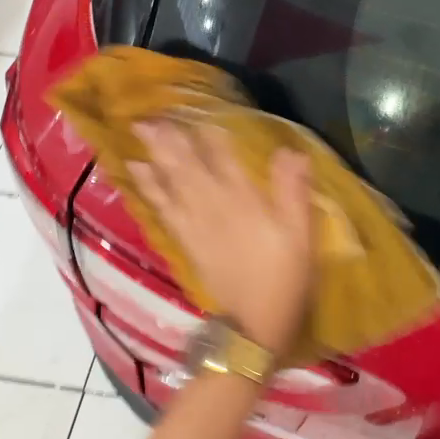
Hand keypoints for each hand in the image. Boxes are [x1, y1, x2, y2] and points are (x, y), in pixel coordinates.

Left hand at [128, 121, 315, 355]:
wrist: (255, 326)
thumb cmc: (285, 277)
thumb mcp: (301, 235)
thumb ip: (294, 191)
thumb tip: (290, 150)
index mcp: (244, 202)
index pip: (223, 160)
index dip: (209, 135)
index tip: (195, 111)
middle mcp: (214, 208)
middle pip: (188, 168)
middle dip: (169, 141)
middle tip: (149, 117)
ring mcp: (196, 226)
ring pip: (171, 185)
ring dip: (155, 159)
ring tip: (138, 135)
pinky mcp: (186, 244)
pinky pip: (163, 209)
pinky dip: (150, 189)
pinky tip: (140, 174)